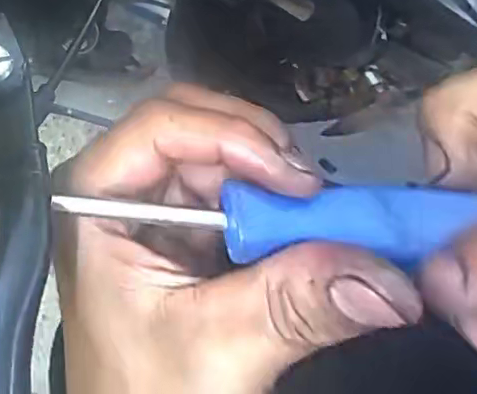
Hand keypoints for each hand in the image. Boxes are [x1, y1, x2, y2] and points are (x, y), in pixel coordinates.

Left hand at [55, 84, 423, 393]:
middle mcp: (114, 182)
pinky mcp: (178, 226)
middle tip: (314, 189)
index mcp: (91, 193)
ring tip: (317, 207)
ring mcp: (147, 201)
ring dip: (267, 172)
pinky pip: (225, 189)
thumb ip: (292, 305)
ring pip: (210, 152)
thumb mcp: (213, 352)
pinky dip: (267, 200)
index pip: (156, 128)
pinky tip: (300, 221)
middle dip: (252, 146)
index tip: (296, 178)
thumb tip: (384, 277)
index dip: (227, 134)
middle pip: (184, 125)